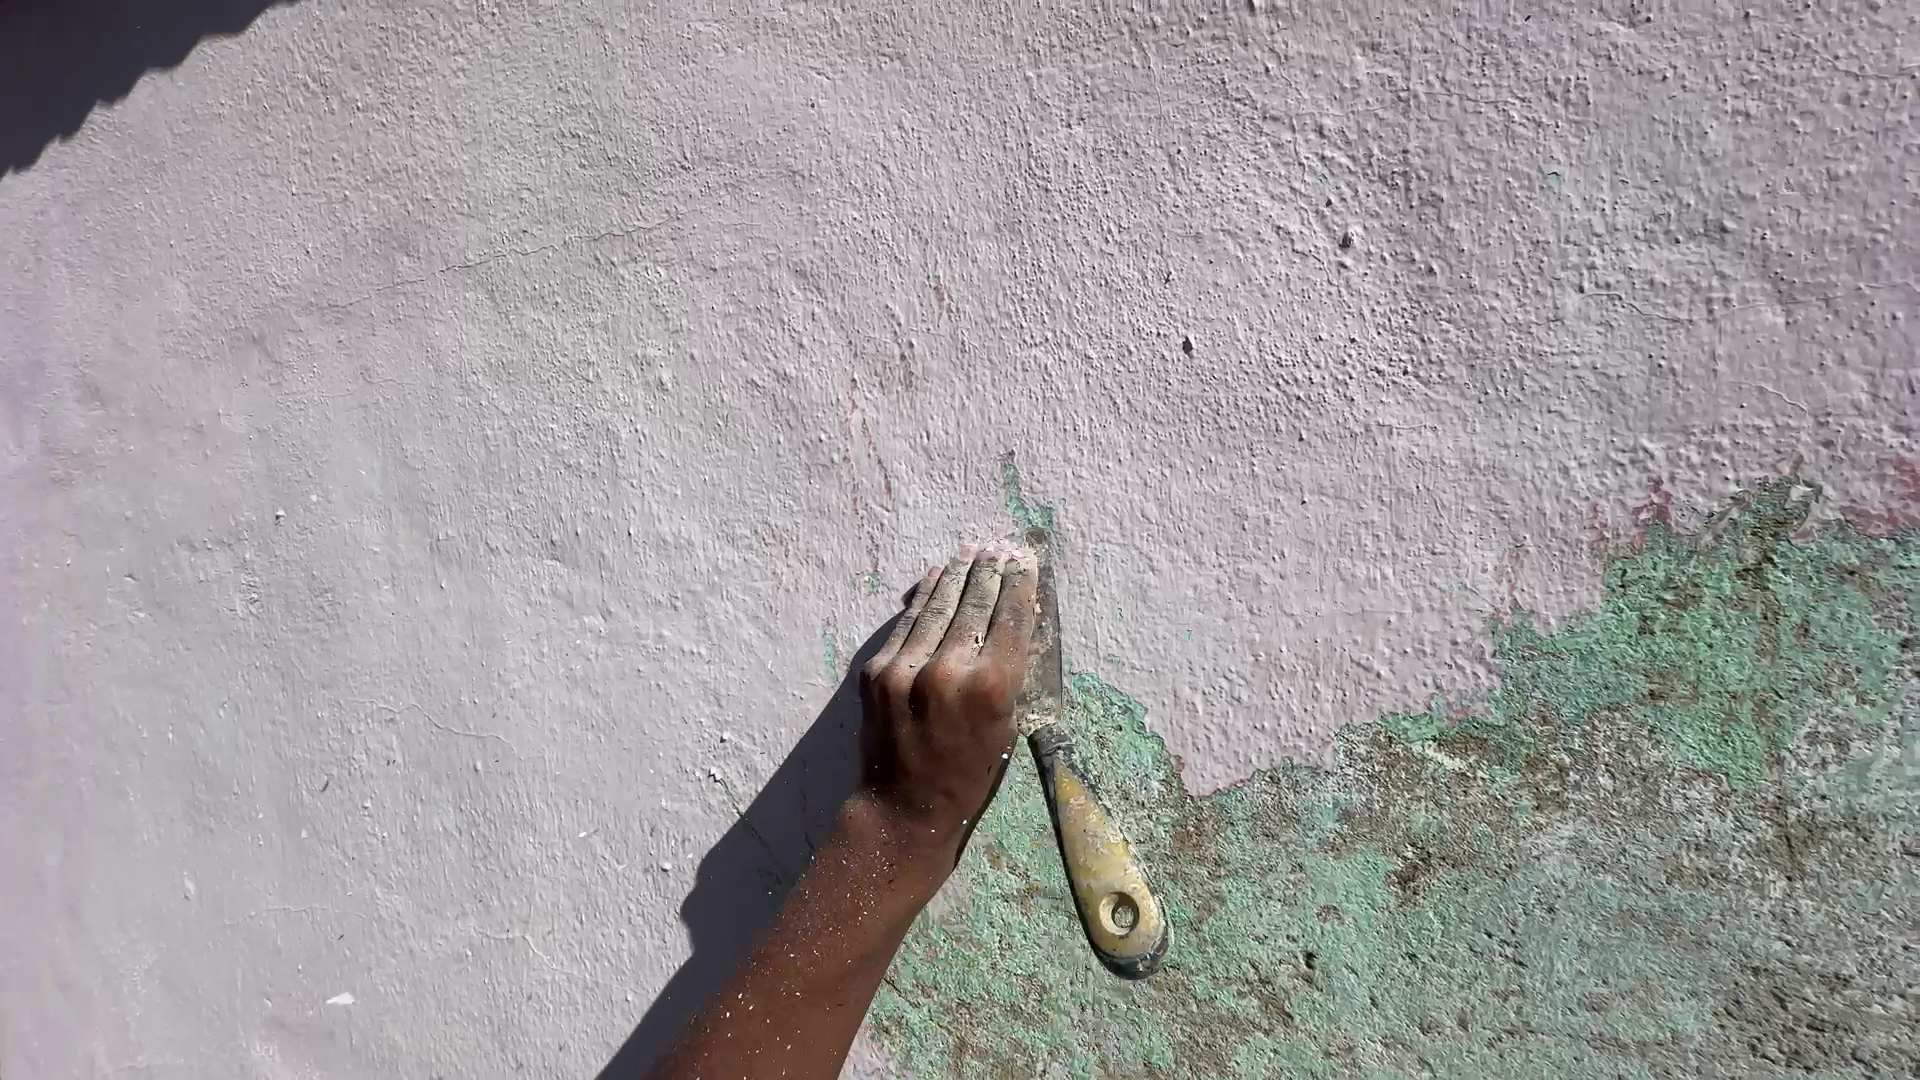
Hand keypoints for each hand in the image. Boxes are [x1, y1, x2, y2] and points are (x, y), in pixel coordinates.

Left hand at [853, 540, 1038, 870]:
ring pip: (938, 608)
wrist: (903, 806)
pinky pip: (907, 626)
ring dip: (956, 575)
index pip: (1010, 620)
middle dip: (989, 572)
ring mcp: (906, 668)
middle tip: (999, 547)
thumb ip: (1009, 671)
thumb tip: (1015, 619)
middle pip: (974, 605)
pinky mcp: (877, 671)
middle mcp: (947, 670)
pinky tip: (934, 577)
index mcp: (990, 687)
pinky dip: (923, 599)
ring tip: (970, 551)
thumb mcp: (1007, 725)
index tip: (1025, 560)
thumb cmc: (970, 773)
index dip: (1019, 585)